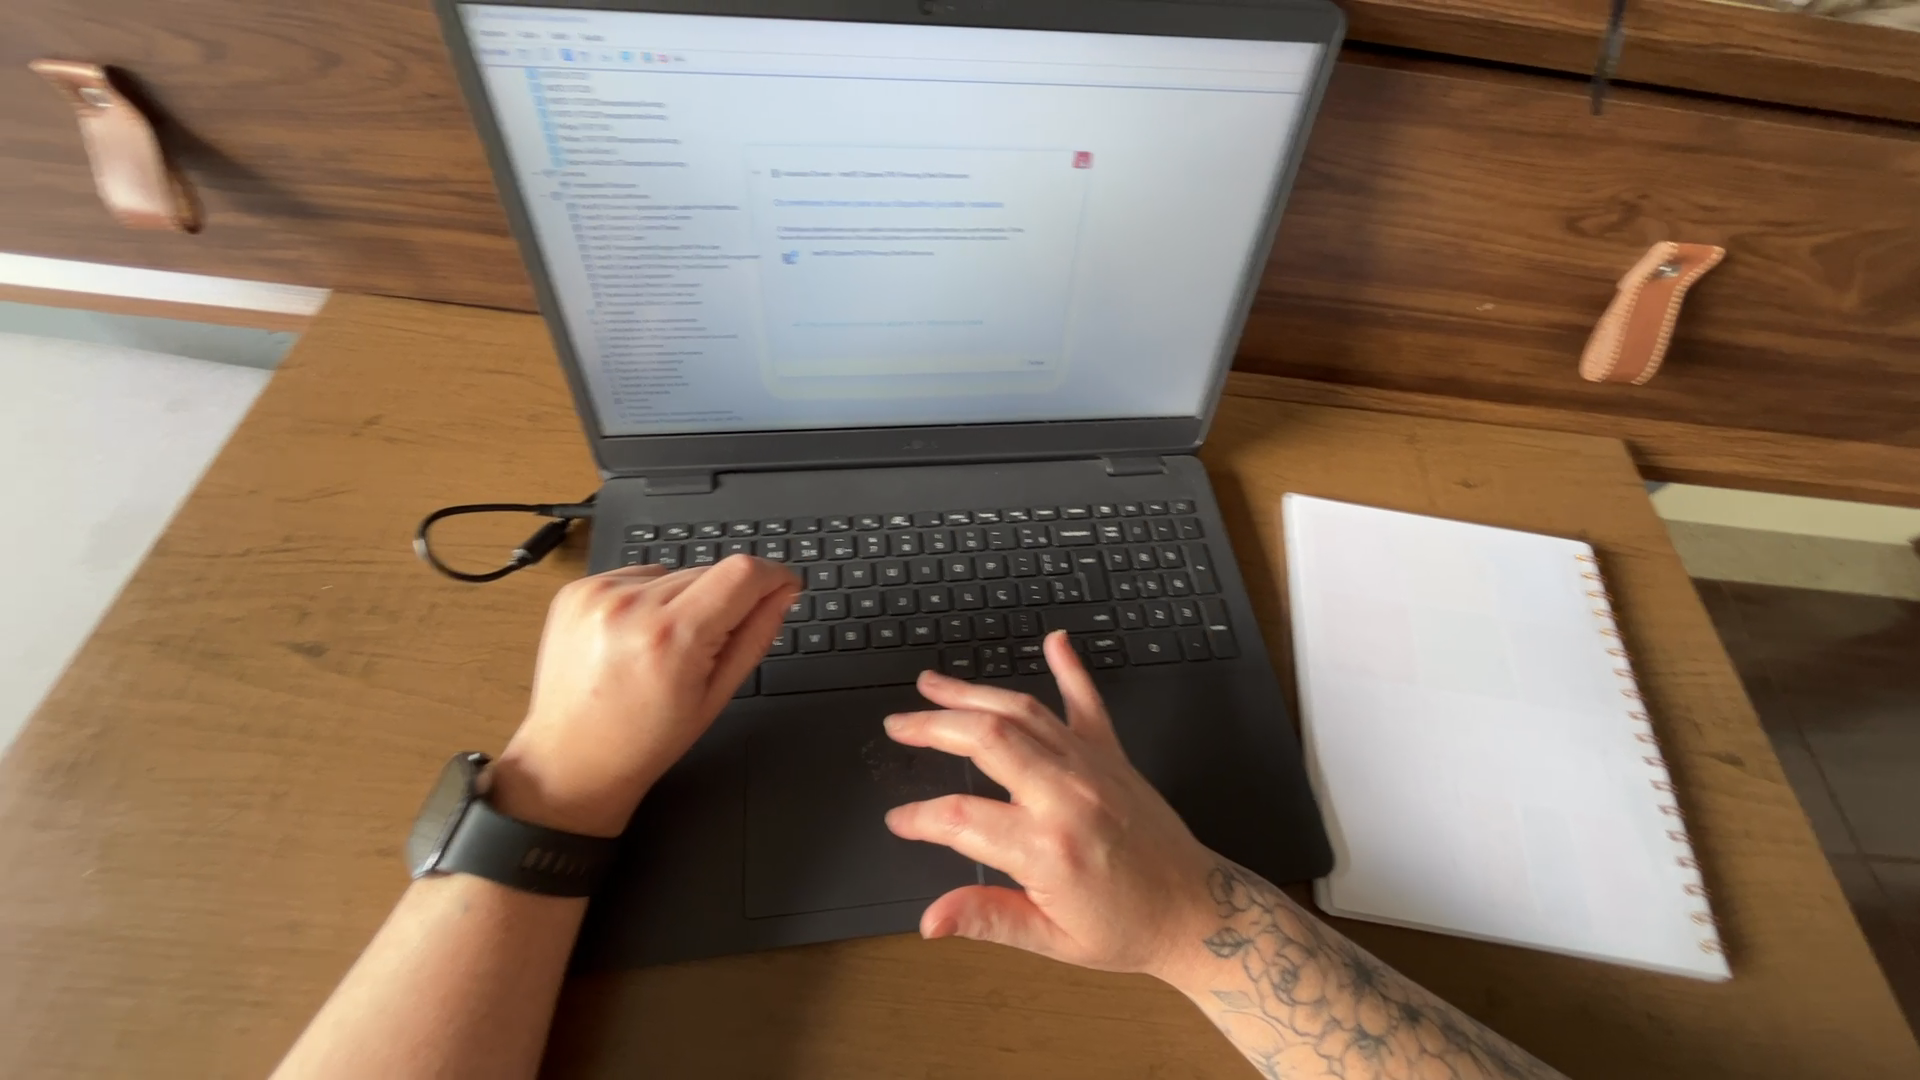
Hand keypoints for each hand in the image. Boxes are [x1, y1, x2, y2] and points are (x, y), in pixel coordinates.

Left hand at [490, 555, 798, 836]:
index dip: (773, 576)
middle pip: (712, 571)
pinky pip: (641, 576)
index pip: (743, 573)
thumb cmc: (644, 740)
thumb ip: (757, 635)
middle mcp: (632, 607)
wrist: (570, 761)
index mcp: (673, 638)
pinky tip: (639, 636)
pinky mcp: (579, 589)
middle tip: (708, 646)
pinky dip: (651, 598)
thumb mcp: (718, 694)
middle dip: (726, 599)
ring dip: (686, 598)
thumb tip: (784, 593)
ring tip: (666, 645)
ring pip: (678, 572)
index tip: (784, 586)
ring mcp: (599, 595)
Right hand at [882, 632, 1217, 979]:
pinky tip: (1055, 641)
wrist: (1198, 911)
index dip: (920, 817)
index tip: (899, 820)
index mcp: (1048, 847)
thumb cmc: (1127, 929)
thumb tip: (929, 920)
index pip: (960, 819)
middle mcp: (1067, 793)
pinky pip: (1087, 701)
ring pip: (1022, 711)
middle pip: (986, 738)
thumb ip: (986, 919)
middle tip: (898, 724)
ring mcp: (1091, 765)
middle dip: (933, 725)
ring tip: (933, 684)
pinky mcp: (1111, 753)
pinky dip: (1069, 668)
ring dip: (972, 693)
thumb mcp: (1051, 941)